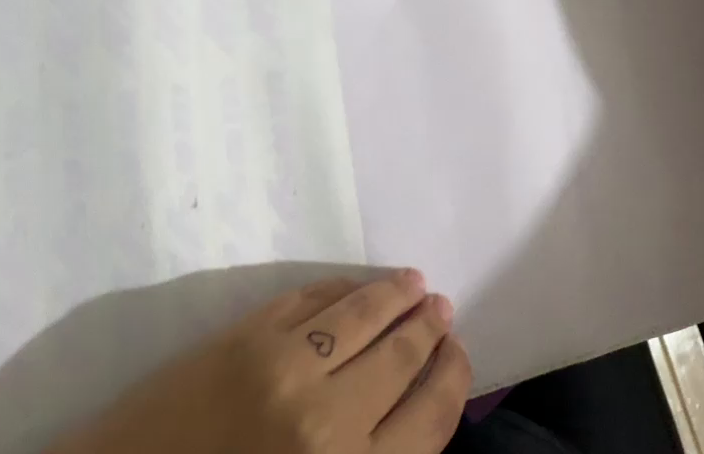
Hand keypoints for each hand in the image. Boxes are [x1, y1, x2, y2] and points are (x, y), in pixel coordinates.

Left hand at [51, 270, 470, 453]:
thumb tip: (411, 407)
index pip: (430, 415)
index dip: (452, 377)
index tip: (456, 352)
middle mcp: (329, 419)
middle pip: (401, 358)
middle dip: (429, 329)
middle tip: (441, 308)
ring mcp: (286, 369)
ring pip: (361, 315)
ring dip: (395, 294)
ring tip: (413, 284)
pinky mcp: (247, 337)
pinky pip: (311, 300)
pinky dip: (341, 289)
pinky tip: (354, 288)